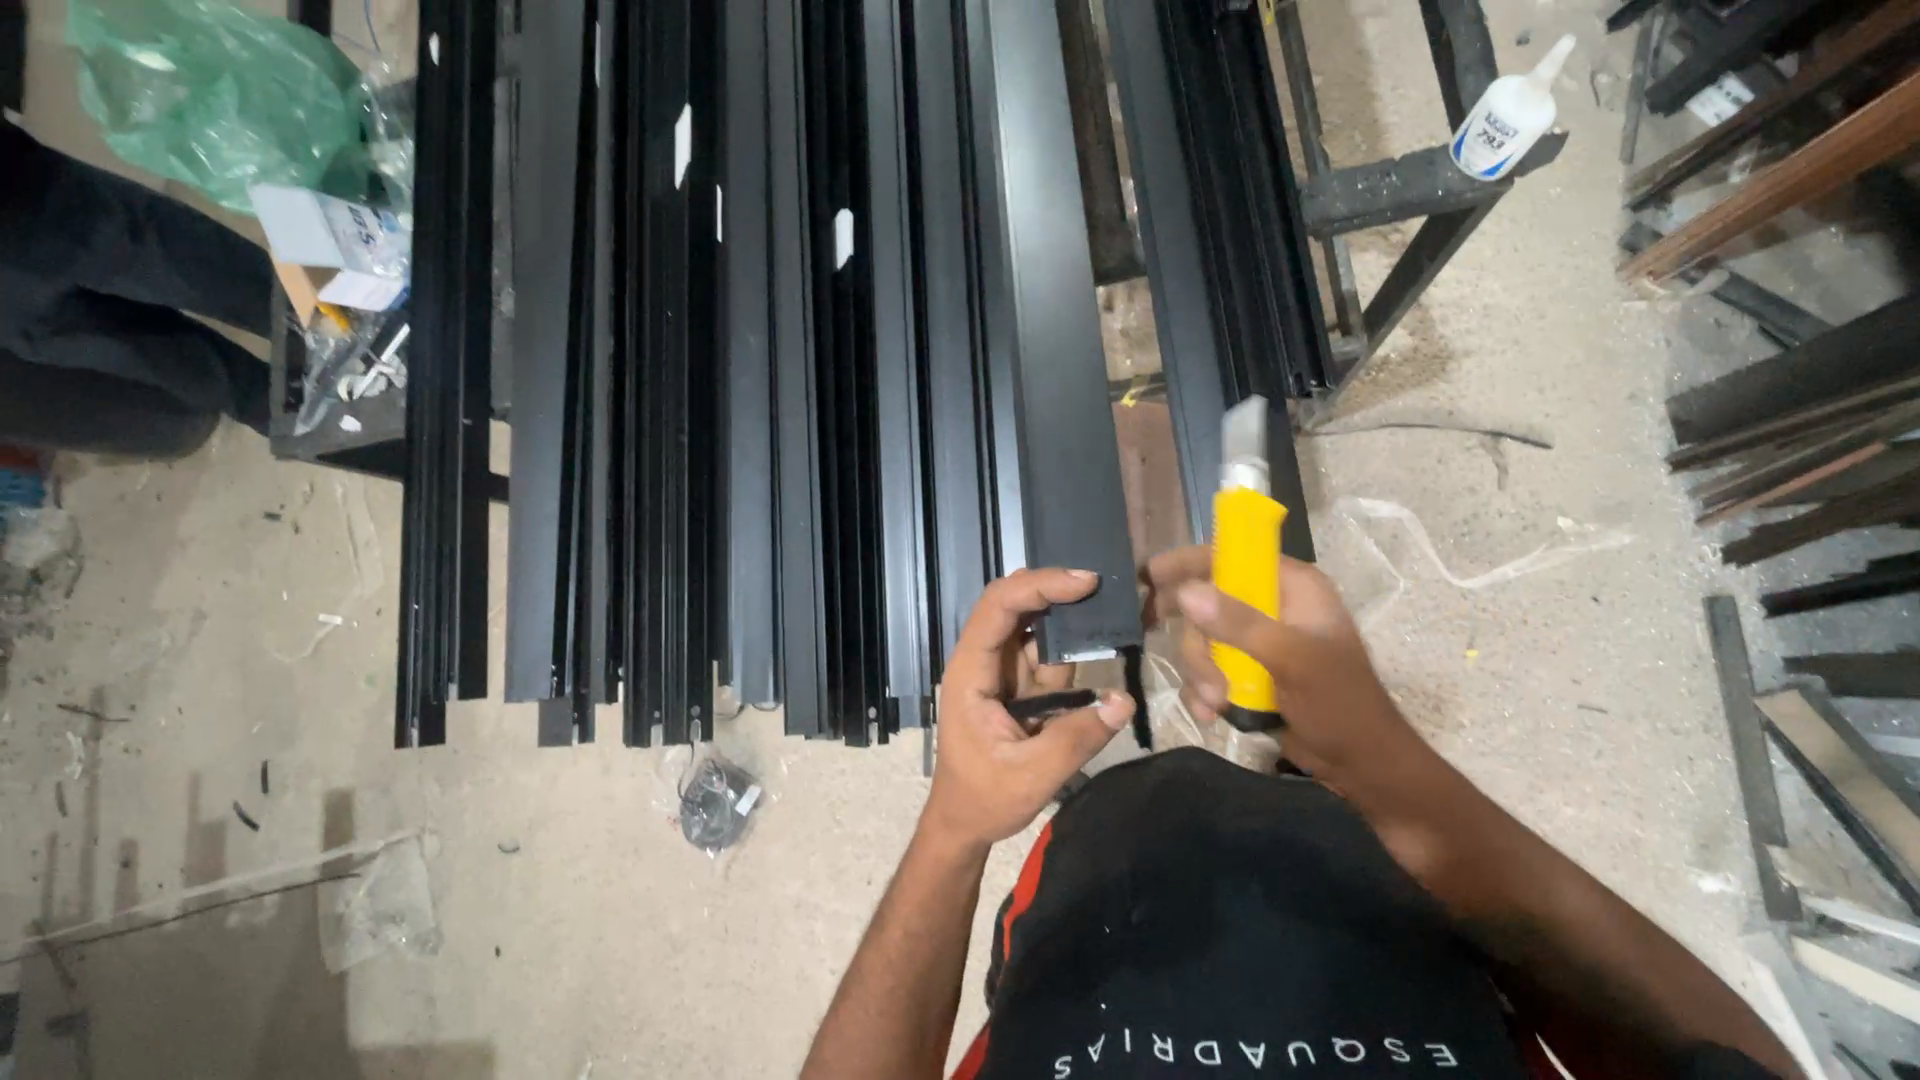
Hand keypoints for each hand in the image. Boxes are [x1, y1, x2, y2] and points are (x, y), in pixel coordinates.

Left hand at [922, 568, 1136, 850]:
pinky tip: (1103, 632)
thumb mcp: (1031, 777)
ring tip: (1114, 599)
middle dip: (1056, 590)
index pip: (997, 609)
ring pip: (1036, 627)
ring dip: (1070, 615)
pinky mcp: (1022, 686)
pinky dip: (1075, 645)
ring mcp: (1004, 672)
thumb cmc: (984, 799)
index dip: (1037, 587)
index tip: (1083, 582)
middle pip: (1015, 606)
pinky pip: (1049, 655)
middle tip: (1105, 582)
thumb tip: (1123, 701)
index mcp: (971, 672)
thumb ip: (1076, 739)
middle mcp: (985, 661)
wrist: (964, 822)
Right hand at [1140, 547, 1419, 784]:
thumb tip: (1186, 592)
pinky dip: (1202, 691)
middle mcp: (1270, 606)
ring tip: (1215, 703)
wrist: (1360, 764)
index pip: (1233, 557)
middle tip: (1199, 673)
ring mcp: (1256, 640)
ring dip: (1200, 674)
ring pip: (1201, 641)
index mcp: (1292, 587)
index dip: (1189, 562)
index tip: (1150, 576)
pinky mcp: (1246, 672)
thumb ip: (1240, 624)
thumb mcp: (1292, 660)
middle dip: (1197, 644)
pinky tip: (1210, 713)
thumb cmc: (1341, 704)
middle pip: (1206, 603)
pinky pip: (1206, 669)